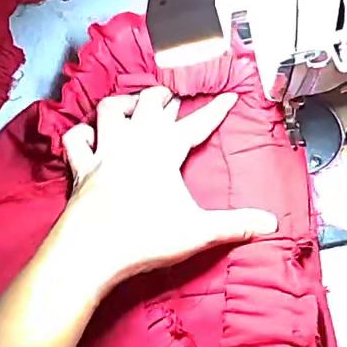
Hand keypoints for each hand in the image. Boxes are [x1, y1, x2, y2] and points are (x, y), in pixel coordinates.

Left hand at [52, 86, 276, 290]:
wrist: (92, 250)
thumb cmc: (144, 237)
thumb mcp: (198, 231)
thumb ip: (235, 225)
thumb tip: (270, 223)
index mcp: (164, 150)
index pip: (197, 123)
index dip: (215, 110)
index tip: (228, 96)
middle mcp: (133, 141)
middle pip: (150, 104)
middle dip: (164, 98)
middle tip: (173, 100)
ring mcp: (104, 151)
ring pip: (111, 109)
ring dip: (124, 103)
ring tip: (134, 105)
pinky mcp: (81, 166)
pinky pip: (76, 138)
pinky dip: (82, 132)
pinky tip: (89, 134)